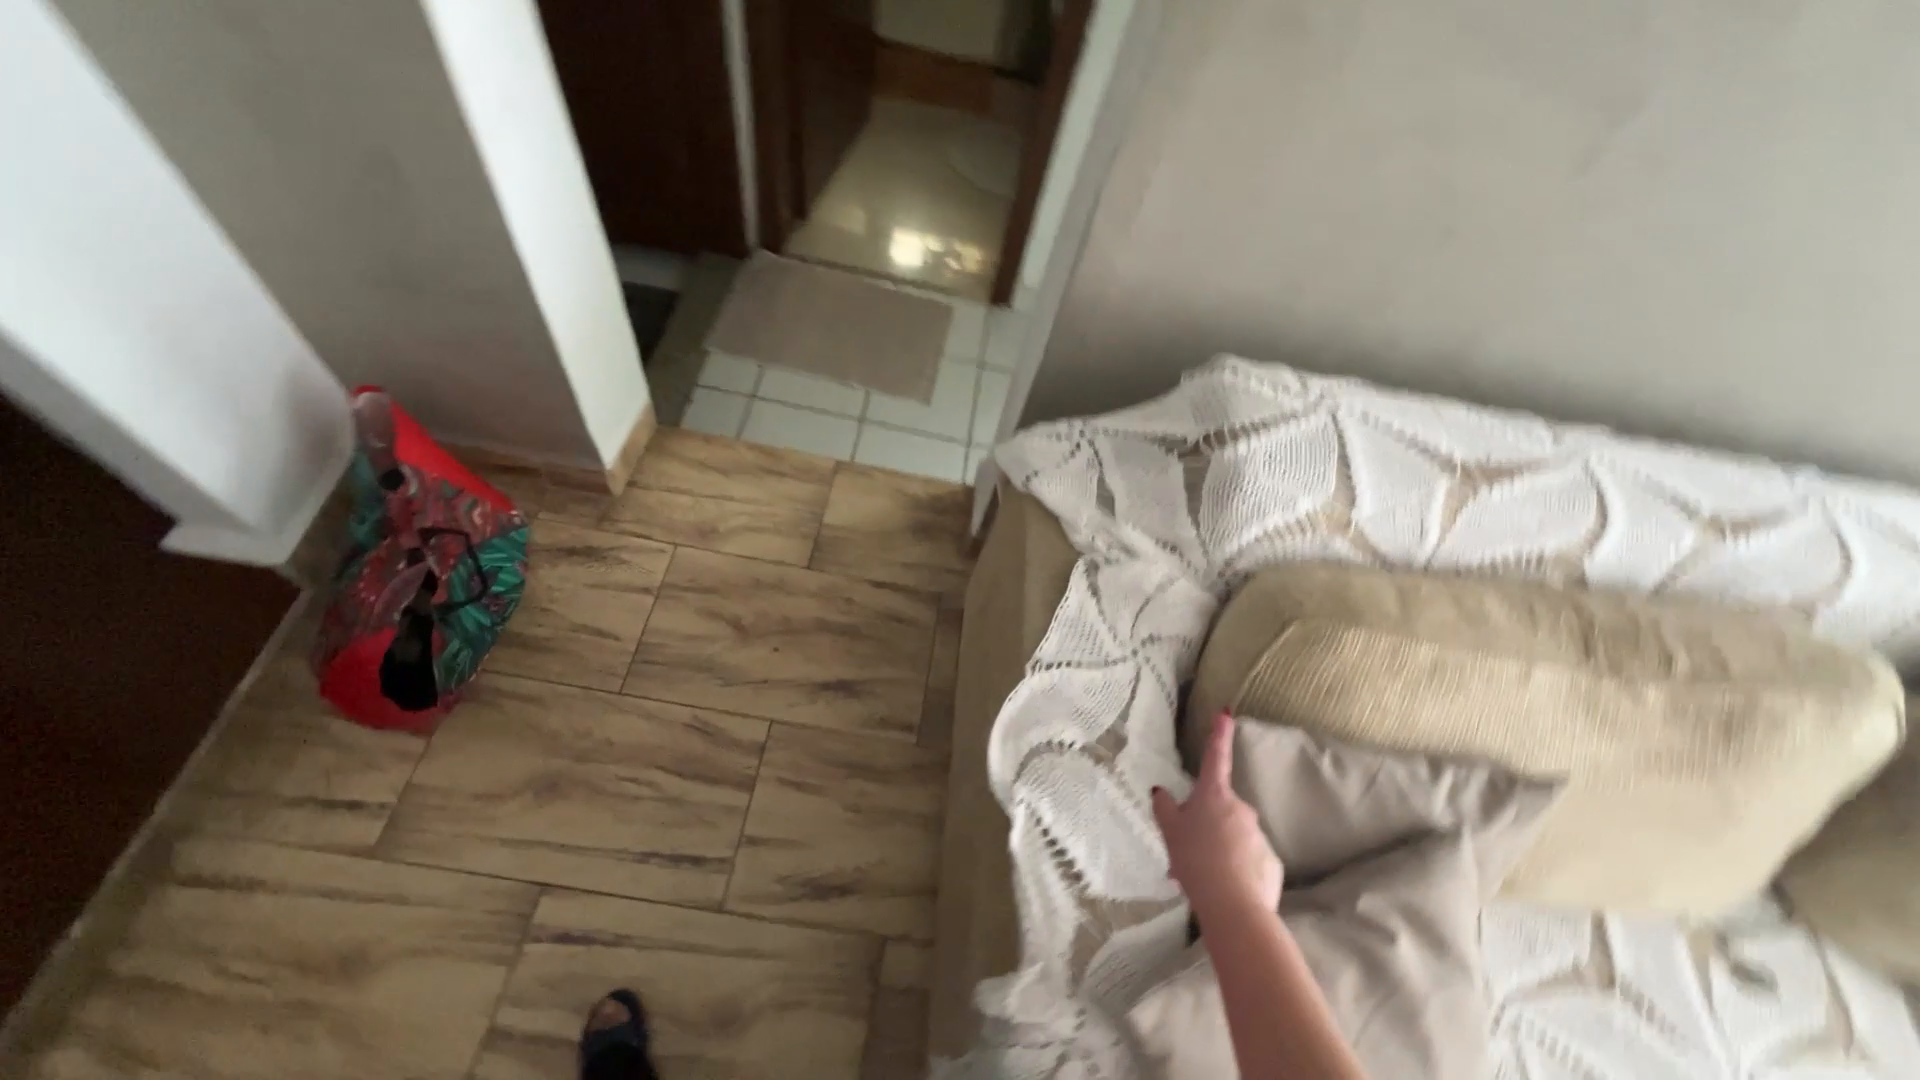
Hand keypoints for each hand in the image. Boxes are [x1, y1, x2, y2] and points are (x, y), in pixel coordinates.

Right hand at [1151, 712, 1282, 917]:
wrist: (1233, 905)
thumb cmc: (1195, 859)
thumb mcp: (1170, 832)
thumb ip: (1165, 808)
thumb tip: (1161, 791)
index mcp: (1214, 795)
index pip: (1215, 757)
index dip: (1219, 734)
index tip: (1226, 713)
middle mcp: (1241, 808)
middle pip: (1220, 809)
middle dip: (1206, 826)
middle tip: (1188, 851)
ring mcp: (1259, 835)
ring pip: (1233, 838)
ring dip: (1219, 851)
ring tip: (1201, 876)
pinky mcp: (1271, 863)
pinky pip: (1248, 861)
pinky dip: (1235, 871)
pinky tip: (1223, 889)